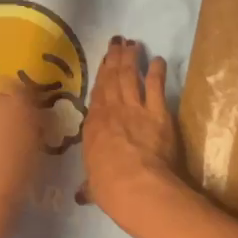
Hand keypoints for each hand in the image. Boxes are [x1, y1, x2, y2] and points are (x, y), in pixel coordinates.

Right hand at [83, 37, 181, 216]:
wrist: (136, 185)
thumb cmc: (109, 188)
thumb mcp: (94, 186)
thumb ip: (89, 186)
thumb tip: (80, 196)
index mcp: (93, 127)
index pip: (97, 96)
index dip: (100, 77)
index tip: (103, 62)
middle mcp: (112, 112)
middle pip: (112, 80)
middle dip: (114, 59)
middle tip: (117, 42)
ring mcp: (135, 109)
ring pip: (131, 77)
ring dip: (131, 59)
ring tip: (133, 43)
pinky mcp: (158, 112)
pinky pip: (156, 87)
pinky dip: (156, 71)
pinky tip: (157, 59)